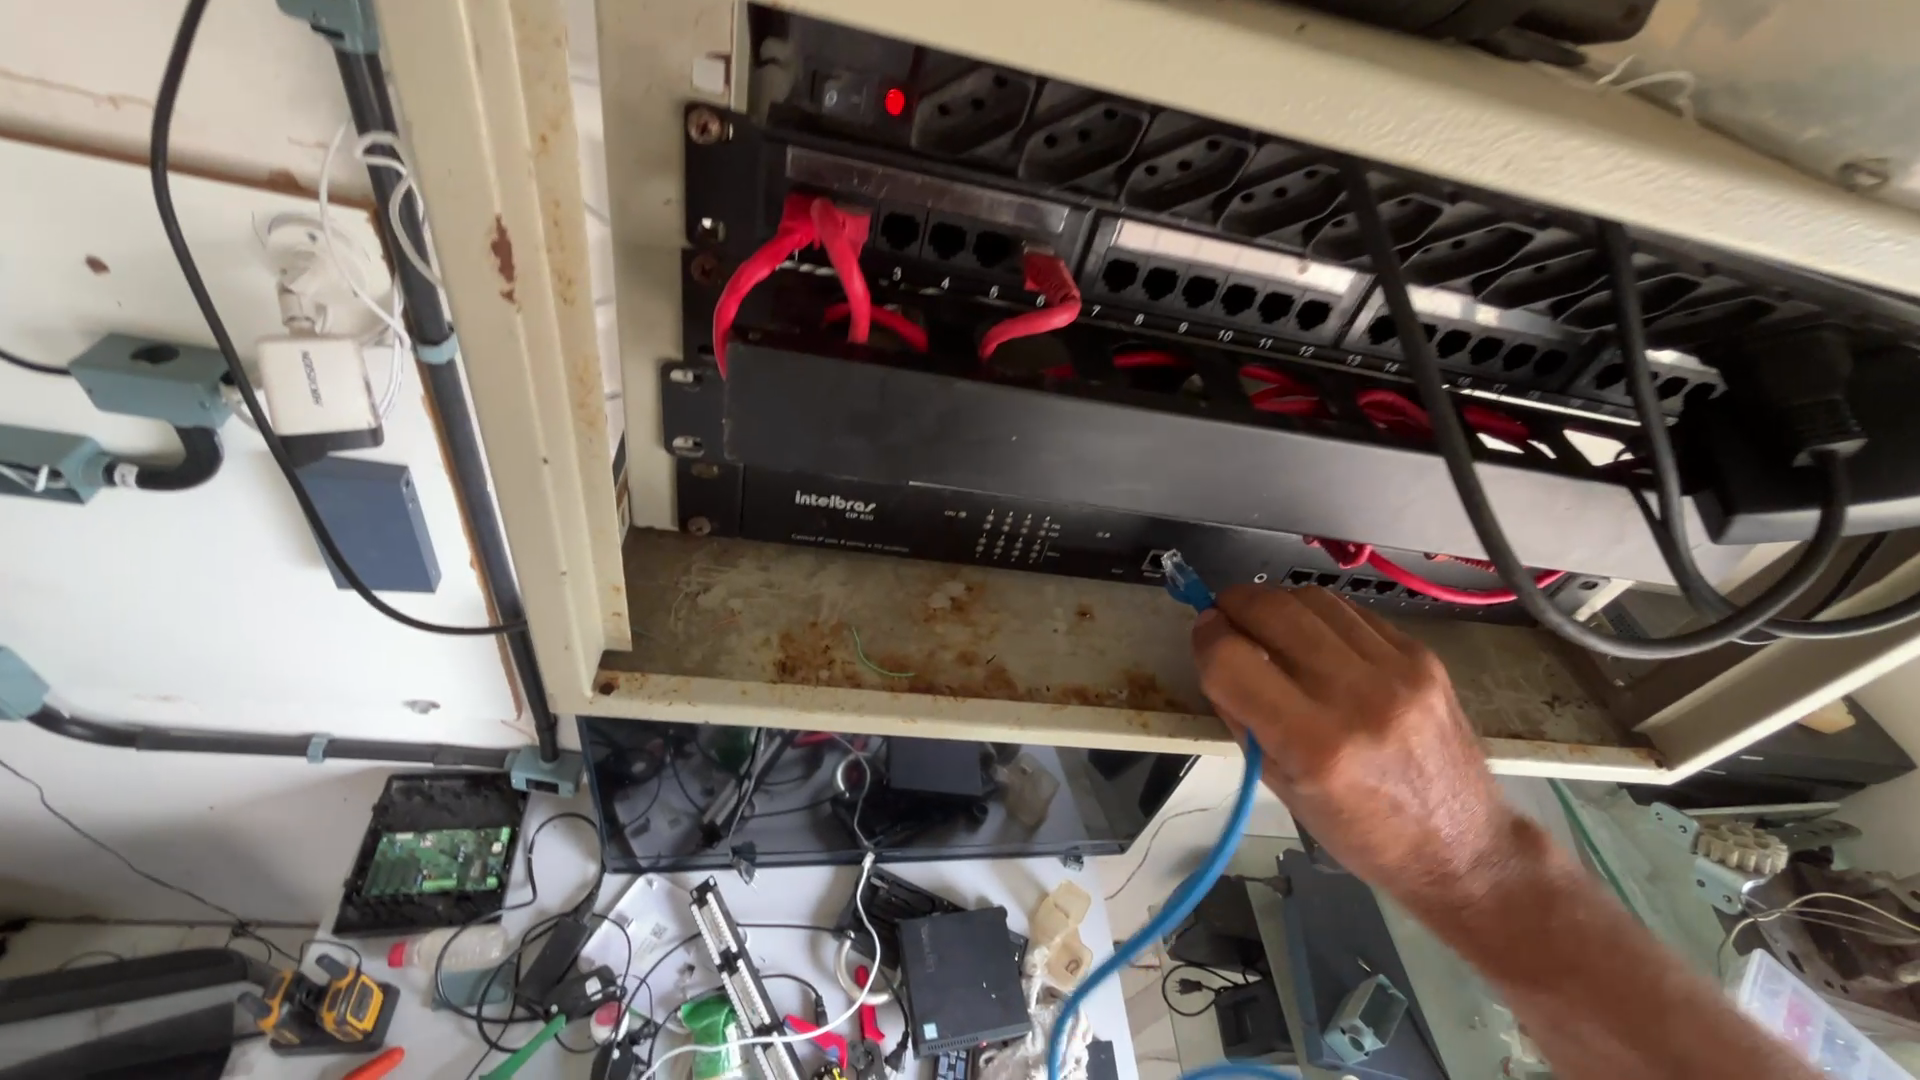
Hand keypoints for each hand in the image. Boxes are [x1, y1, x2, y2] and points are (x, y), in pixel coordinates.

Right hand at [1191, 585, 1526, 911]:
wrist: (1461, 847)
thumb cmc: (1358, 830)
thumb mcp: (1278, 785)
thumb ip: (1240, 714)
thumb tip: (1214, 651)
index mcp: (1312, 745)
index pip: (1231, 659)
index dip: (1205, 638)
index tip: (1203, 636)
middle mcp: (1356, 698)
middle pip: (1272, 610)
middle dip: (1234, 603)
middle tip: (1225, 617)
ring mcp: (1397, 671)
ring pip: (1312, 599)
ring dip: (1276, 603)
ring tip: (1267, 625)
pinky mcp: (1423, 657)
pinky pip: (1352, 613)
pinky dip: (1319, 618)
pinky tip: (1315, 640)